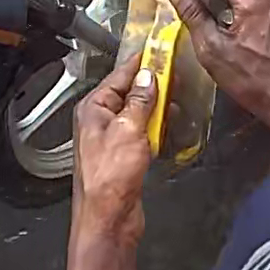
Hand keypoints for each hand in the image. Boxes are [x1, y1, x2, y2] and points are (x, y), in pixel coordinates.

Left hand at [72, 51, 157, 245]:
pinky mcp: (122, 154)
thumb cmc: (109, 177)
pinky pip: (140, 130)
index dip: (140, 62)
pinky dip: (154, 125)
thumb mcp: (128, 130)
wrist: (107, 220)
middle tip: (174, 72)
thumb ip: (140, 101)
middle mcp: (99, 120)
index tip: (158, 50)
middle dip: (151, 83)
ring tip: (176, 96)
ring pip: (136, 111)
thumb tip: (148, 76)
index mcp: (93, 108)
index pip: (119, 75)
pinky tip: (168, 124)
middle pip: (128, 92)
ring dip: (155, 105)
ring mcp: (110, 138)